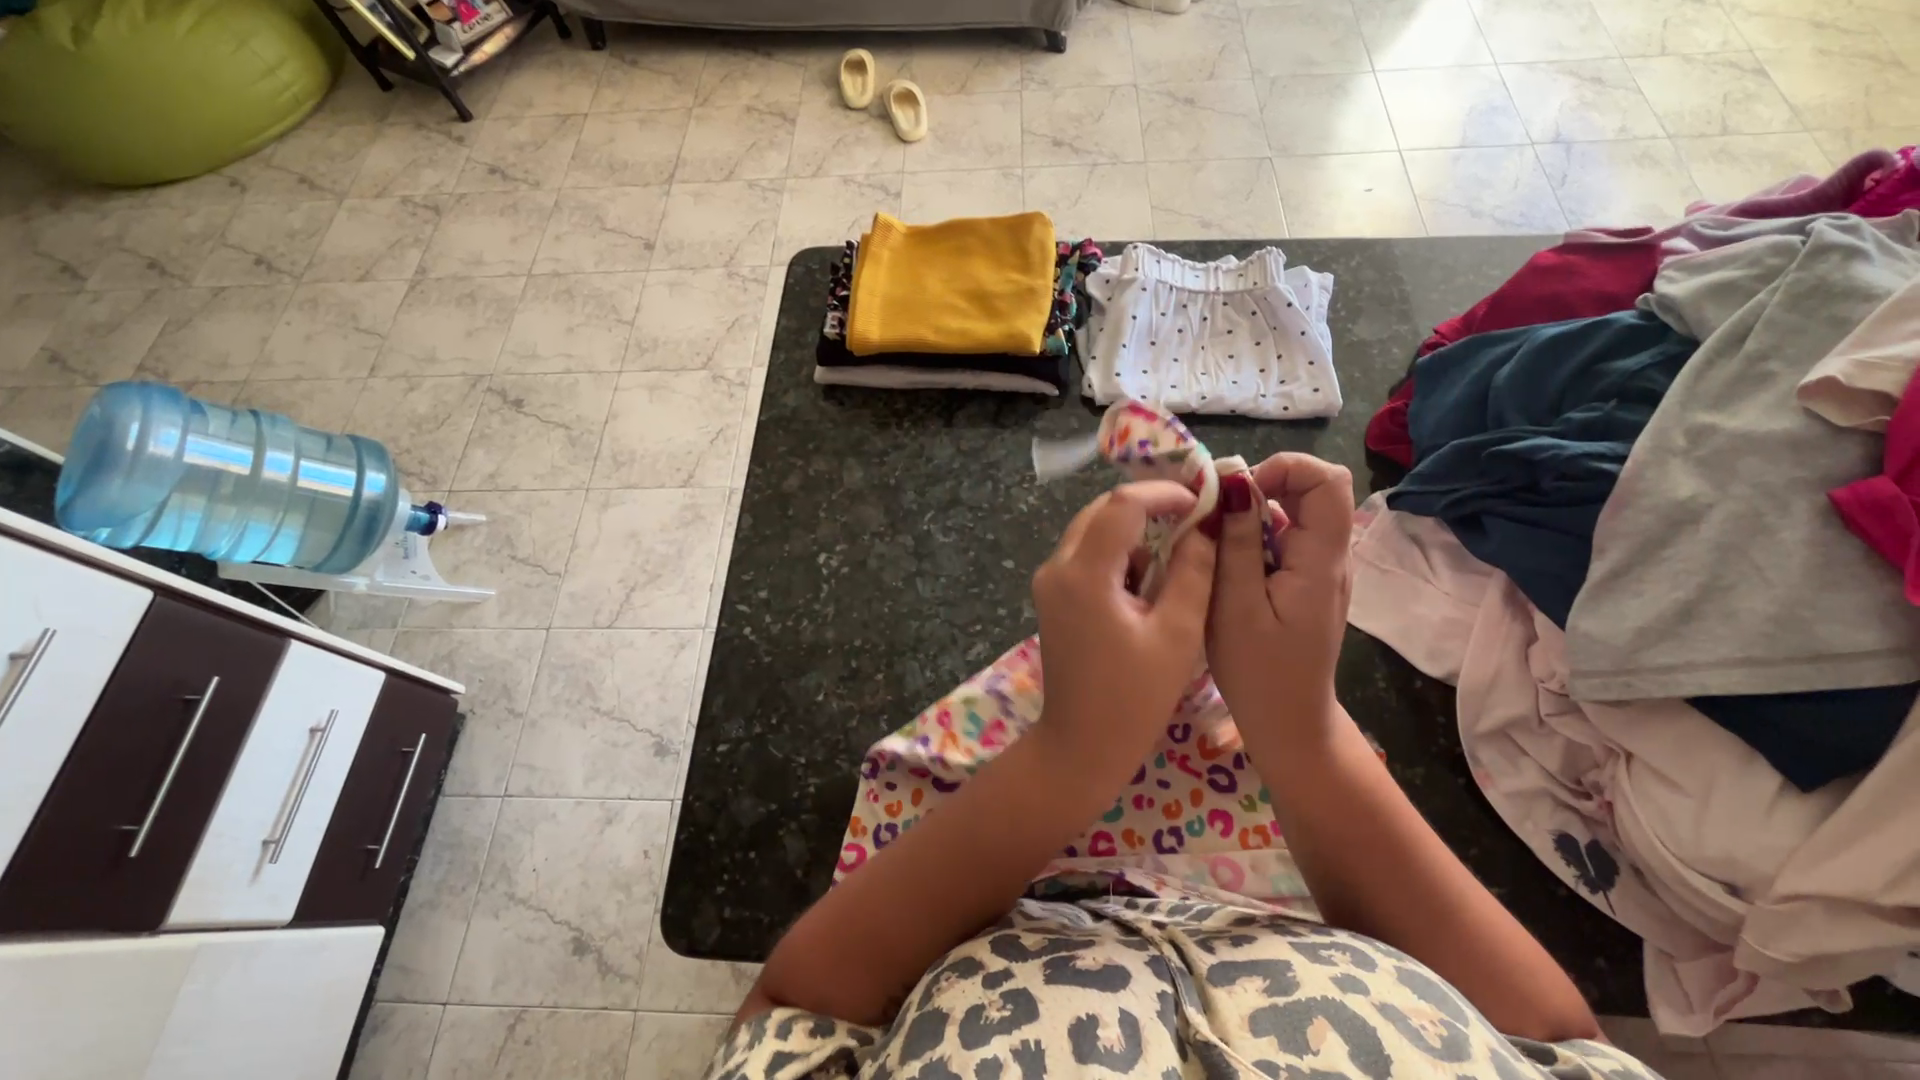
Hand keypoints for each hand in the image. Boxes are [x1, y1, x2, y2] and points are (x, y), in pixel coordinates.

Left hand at [1032, 481, 1216, 768]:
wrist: (1081, 748)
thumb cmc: (1135, 698)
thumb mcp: (1178, 632)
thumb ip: (1194, 569)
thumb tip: (1207, 523)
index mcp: (1083, 573)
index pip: (1123, 504)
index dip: (1166, 493)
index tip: (1205, 500)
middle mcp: (1056, 567)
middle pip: (1103, 511)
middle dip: (1150, 508)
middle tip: (1197, 520)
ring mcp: (1049, 583)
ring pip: (1094, 532)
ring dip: (1135, 535)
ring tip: (1179, 558)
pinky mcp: (1052, 598)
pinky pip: (1087, 557)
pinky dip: (1119, 558)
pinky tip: (1147, 589)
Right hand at [1207, 455, 1354, 731]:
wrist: (1287, 723)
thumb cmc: (1258, 672)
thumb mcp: (1235, 606)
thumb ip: (1237, 543)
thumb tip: (1235, 482)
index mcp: (1322, 561)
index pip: (1327, 480)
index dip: (1285, 468)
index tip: (1240, 492)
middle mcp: (1331, 557)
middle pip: (1312, 491)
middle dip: (1261, 487)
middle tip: (1218, 515)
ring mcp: (1321, 571)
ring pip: (1295, 514)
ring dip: (1253, 514)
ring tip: (1213, 541)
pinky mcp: (1306, 584)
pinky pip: (1285, 540)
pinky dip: (1254, 537)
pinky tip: (1225, 564)